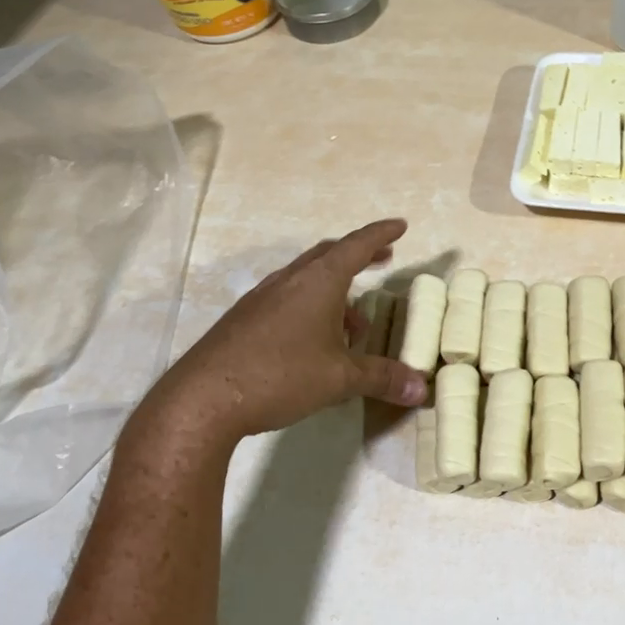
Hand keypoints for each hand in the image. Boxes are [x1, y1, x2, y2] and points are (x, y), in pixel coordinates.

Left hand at [149, 219, 427, 442]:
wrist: (203, 399)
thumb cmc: (281, 375)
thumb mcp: (340, 379)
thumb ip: (382, 378)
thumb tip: (421, 388)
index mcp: (318, 281)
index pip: (356, 246)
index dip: (381, 235)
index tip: (400, 226)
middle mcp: (289, 280)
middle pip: (328, 255)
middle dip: (358, 257)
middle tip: (381, 262)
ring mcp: (261, 298)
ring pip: (305, 279)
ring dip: (334, 291)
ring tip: (353, 326)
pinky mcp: (243, 320)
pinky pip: (286, 299)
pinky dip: (309, 308)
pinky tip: (313, 343)